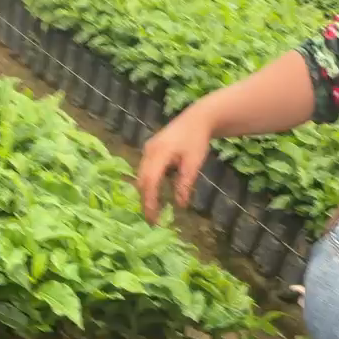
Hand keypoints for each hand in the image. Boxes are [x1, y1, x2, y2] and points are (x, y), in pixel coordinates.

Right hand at [136, 108, 216, 222]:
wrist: (197, 119)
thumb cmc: (197, 140)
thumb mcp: (193, 164)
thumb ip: (185, 184)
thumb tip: (180, 206)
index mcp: (160, 153)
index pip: (150, 182)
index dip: (150, 202)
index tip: (154, 219)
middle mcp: (149, 151)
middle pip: (142, 181)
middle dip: (145, 201)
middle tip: (152, 220)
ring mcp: (147, 149)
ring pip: (141, 177)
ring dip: (146, 194)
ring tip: (154, 210)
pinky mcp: (149, 150)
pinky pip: (145, 171)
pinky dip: (149, 184)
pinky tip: (157, 194)